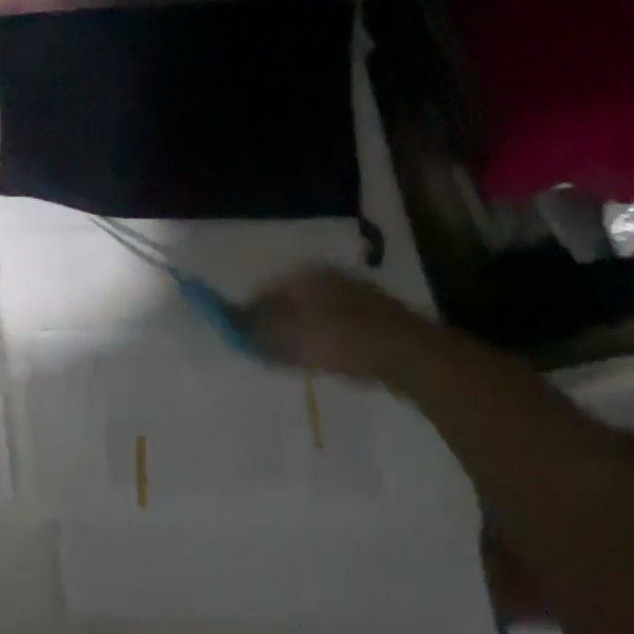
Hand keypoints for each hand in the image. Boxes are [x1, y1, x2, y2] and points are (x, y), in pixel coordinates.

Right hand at [245, 266, 432, 382]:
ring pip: (314, 312)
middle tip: (270, 350)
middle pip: (289, 301)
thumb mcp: (283, 336)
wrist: (406, 355)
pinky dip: (327, 338)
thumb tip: (228, 321)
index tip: (244, 339)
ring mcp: (357, 292)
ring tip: (298, 358)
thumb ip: (250, 328)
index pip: (262, 291)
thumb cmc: (335, 340)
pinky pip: (338, 324)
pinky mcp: (377, 314)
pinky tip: (327, 358)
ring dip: (302, 332)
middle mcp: (329, 276)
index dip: (248, 316)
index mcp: (303, 274)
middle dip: (276, 323)